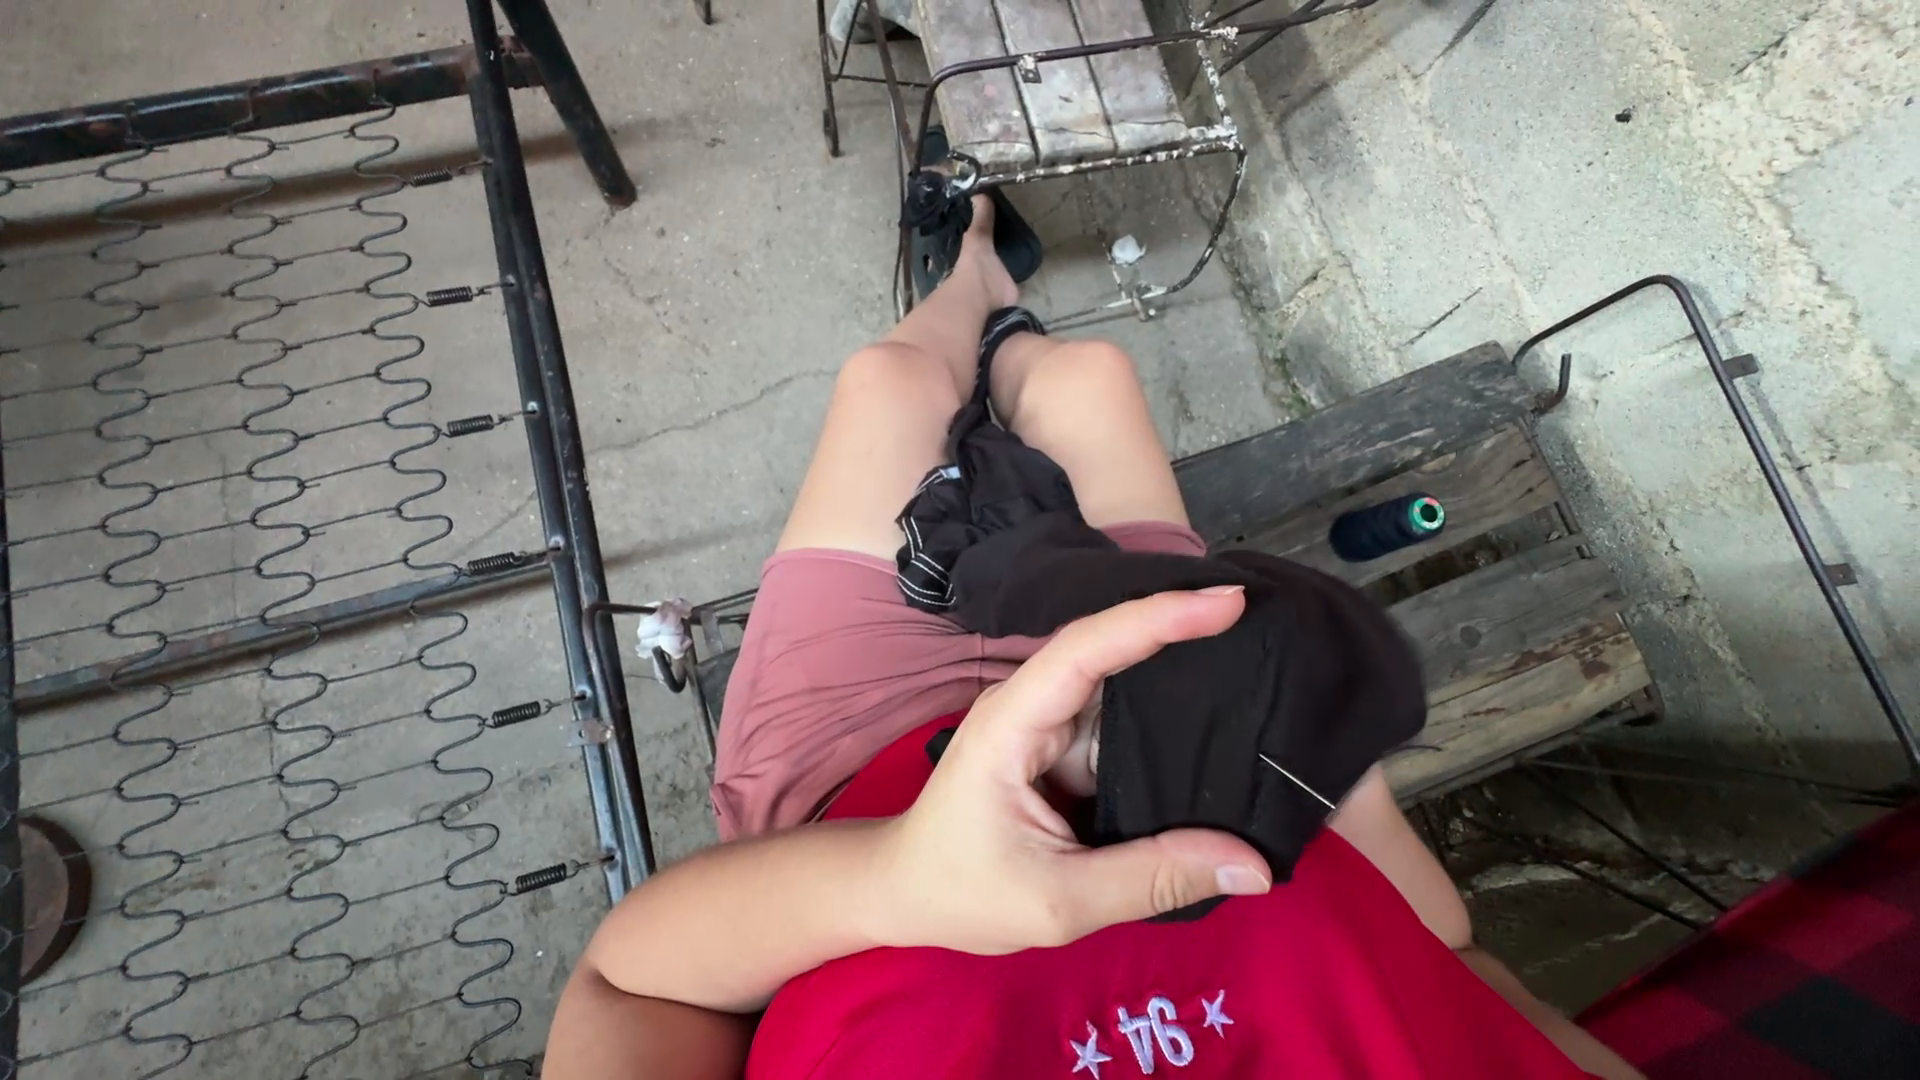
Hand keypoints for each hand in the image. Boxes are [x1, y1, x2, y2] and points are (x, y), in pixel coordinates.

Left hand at [868, 588, 1272, 954]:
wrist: (906, 891)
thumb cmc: (962, 890)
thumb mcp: (1059, 900)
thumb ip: (1152, 879)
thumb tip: (1254, 866)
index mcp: (1013, 721)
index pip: (1086, 648)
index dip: (1155, 617)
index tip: (1226, 601)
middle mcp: (1029, 704)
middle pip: (1105, 647)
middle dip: (1174, 622)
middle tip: (1252, 612)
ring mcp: (1044, 722)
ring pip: (1116, 682)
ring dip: (1173, 667)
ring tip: (1248, 650)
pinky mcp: (1058, 745)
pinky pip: (1116, 720)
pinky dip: (1161, 717)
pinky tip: (1210, 715)